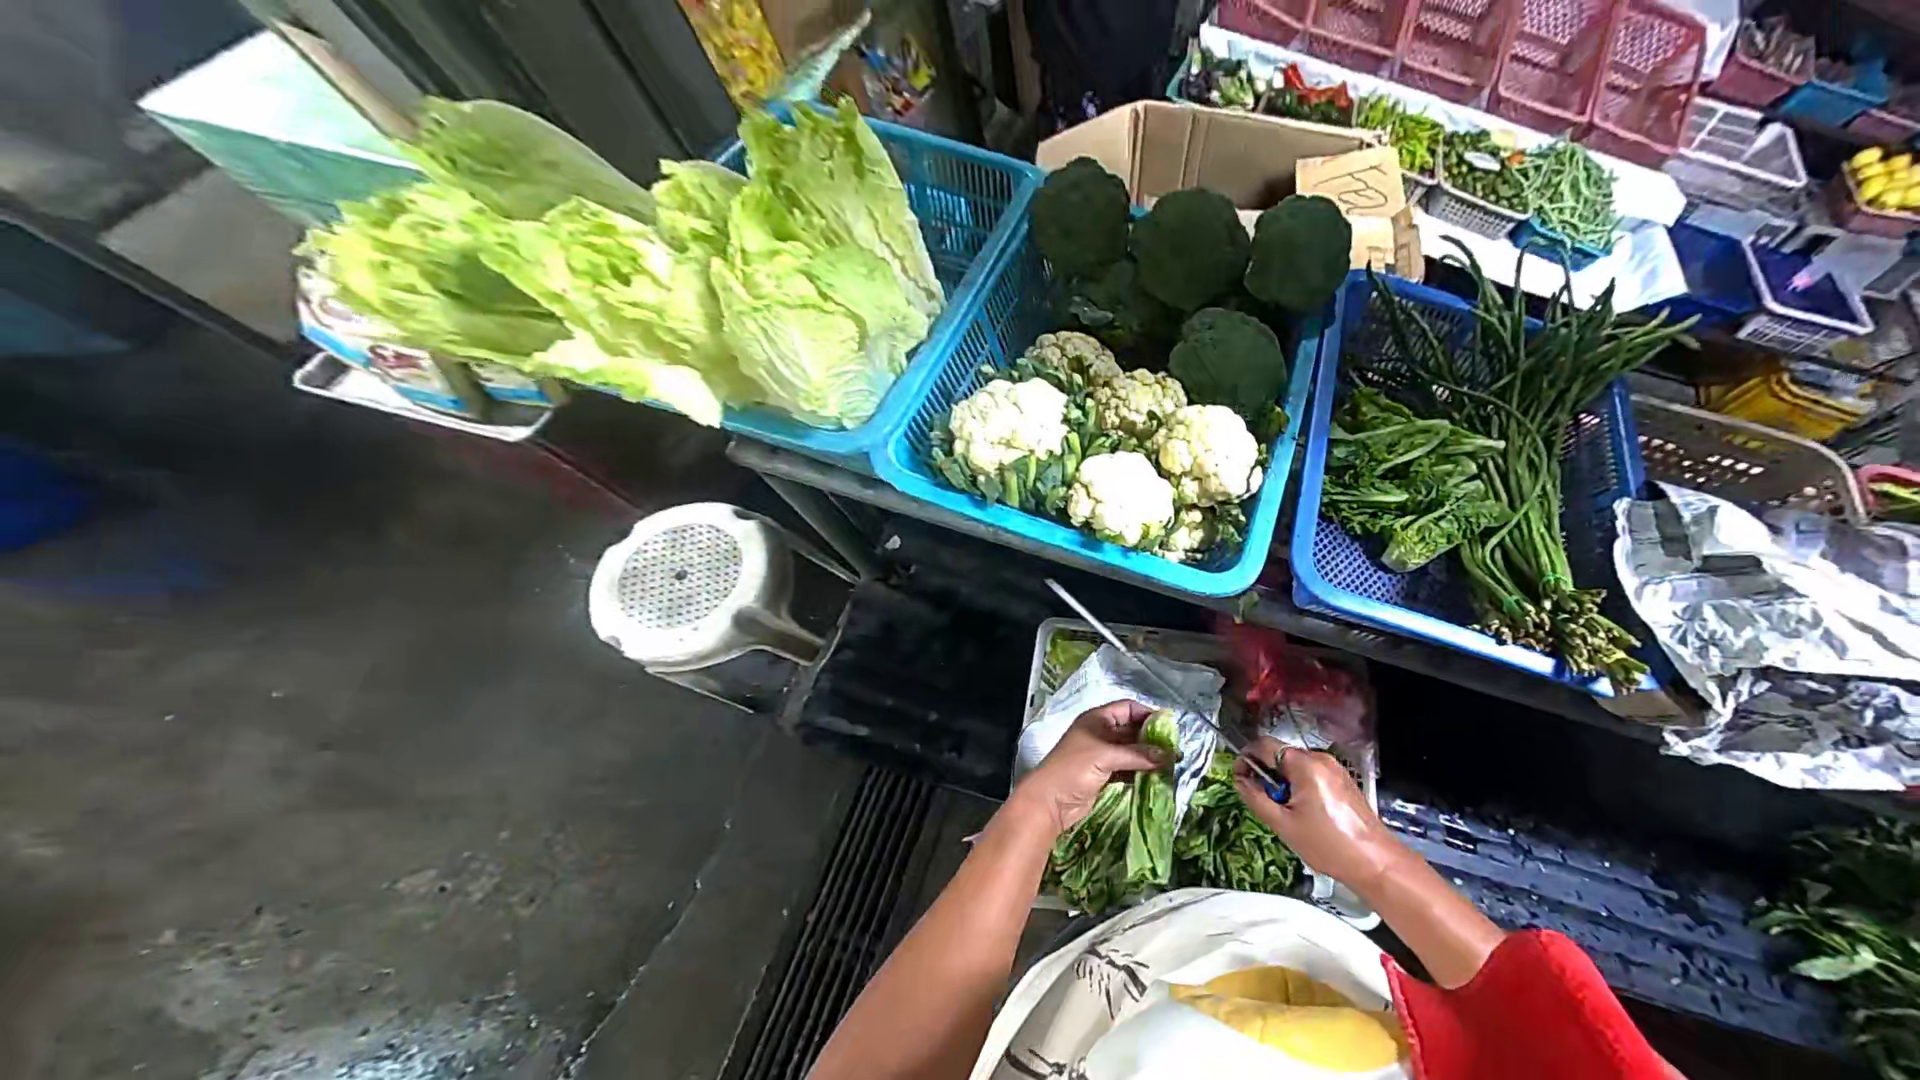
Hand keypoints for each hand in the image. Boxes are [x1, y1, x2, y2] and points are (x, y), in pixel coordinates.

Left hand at [1006, 700, 1171, 836]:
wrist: (1050, 801)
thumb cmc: (1073, 769)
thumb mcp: (1105, 756)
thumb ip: (1137, 754)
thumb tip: (1168, 755)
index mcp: (1097, 719)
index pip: (1128, 708)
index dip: (1148, 714)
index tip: (1169, 727)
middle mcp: (1100, 733)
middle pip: (1131, 729)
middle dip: (1152, 738)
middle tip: (1175, 750)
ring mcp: (1101, 754)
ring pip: (1131, 750)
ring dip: (1148, 756)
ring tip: (1171, 765)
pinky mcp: (1103, 774)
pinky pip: (1127, 767)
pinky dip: (1140, 770)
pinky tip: (1156, 776)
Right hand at [1234, 737, 1403, 888]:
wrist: (1377, 864)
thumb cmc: (1328, 845)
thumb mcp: (1282, 824)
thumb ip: (1255, 797)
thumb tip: (1239, 780)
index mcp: (1304, 765)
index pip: (1263, 745)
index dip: (1246, 758)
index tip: (1240, 778)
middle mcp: (1320, 759)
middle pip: (1280, 755)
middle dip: (1266, 774)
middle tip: (1264, 801)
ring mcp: (1334, 769)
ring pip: (1295, 766)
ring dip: (1283, 782)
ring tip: (1287, 812)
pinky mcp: (1343, 781)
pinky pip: (1311, 774)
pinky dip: (1300, 786)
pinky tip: (1306, 813)